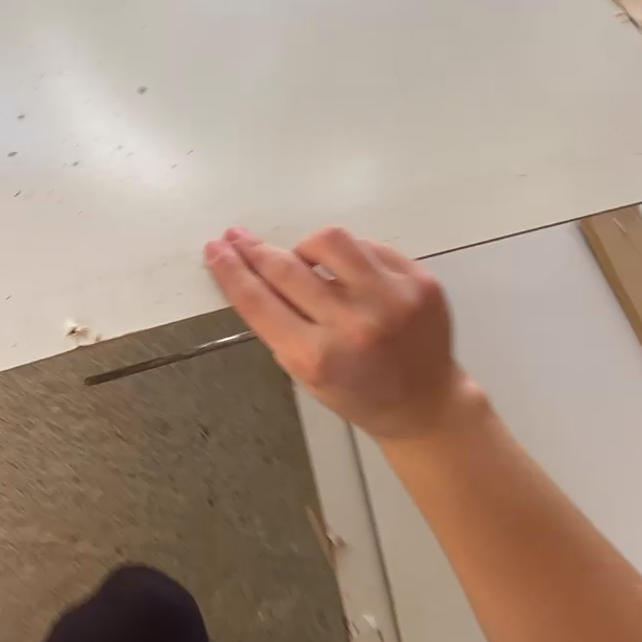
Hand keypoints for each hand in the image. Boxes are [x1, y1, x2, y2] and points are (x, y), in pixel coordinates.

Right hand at [203, 226, 479, 440]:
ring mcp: (392, 299)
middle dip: (254, 250)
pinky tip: (345, 271)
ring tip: (303, 260)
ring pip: (330, 241)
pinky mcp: (419, 280)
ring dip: (305, 248)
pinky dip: (348, 255)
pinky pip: (368, 246)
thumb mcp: (304, 372)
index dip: (231, 271)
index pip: (258, 301)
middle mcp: (354, 325)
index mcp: (317, 357)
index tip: (216, 250)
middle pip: (286, 268)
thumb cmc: (358, 393)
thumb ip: (279, 325)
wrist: (425, 404)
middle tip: (238, 237)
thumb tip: (252, 269)